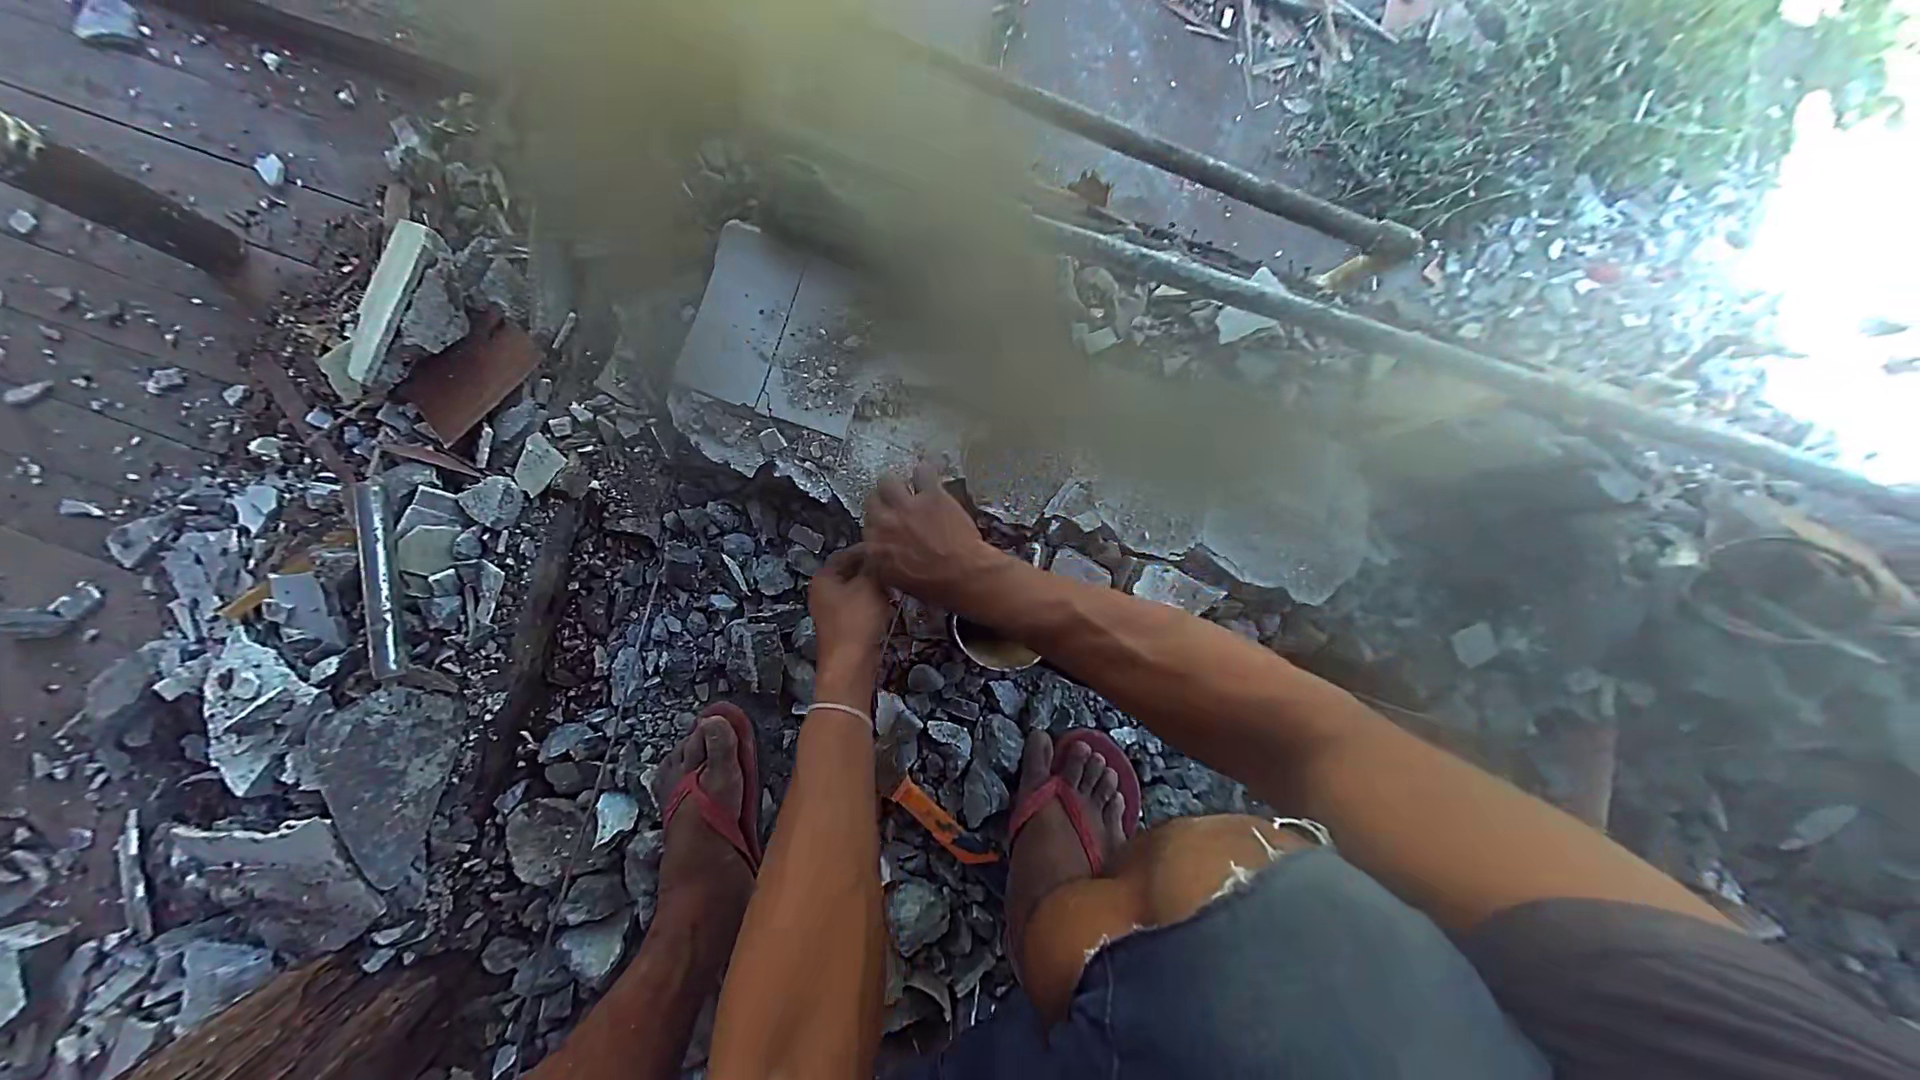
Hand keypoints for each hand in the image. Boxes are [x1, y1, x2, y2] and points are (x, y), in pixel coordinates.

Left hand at [808, 545, 893, 677]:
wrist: (851, 665)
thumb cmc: (856, 621)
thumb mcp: (868, 585)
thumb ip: (874, 564)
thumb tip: (881, 551)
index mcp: (824, 577)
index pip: (847, 553)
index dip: (869, 550)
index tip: (890, 549)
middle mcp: (824, 591)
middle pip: (853, 571)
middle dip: (875, 569)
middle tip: (896, 568)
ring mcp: (834, 609)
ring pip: (859, 589)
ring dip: (877, 587)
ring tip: (897, 585)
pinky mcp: (845, 624)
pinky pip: (862, 606)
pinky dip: (875, 603)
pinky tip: (891, 604)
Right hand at [862, 463, 1012, 608]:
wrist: (964, 576)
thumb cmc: (937, 586)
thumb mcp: (899, 581)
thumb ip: (885, 564)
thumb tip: (885, 556)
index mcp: (875, 549)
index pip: (865, 529)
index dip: (876, 526)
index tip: (885, 527)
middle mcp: (885, 524)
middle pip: (871, 501)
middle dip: (882, 503)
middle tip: (894, 506)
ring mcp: (907, 507)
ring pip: (887, 481)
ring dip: (895, 484)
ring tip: (906, 488)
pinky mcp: (931, 495)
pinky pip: (921, 472)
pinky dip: (924, 473)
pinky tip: (928, 477)